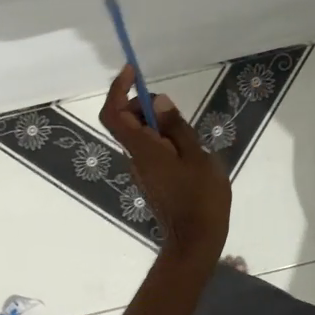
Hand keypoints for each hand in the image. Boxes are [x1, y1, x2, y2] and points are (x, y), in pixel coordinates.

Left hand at [98, 66, 231, 264]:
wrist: (195, 242)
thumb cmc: (201, 198)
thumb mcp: (196, 157)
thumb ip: (176, 128)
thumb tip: (158, 101)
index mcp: (143, 149)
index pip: (114, 113)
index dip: (118, 88)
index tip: (132, 72)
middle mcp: (134, 158)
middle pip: (125, 121)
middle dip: (143, 106)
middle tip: (173, 110)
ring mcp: (141, 170)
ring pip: (138, 136)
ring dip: (156, 124)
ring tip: (187, 135)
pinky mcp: (150, 180)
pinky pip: (149, 150)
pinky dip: (162, 140)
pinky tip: (187, 151)